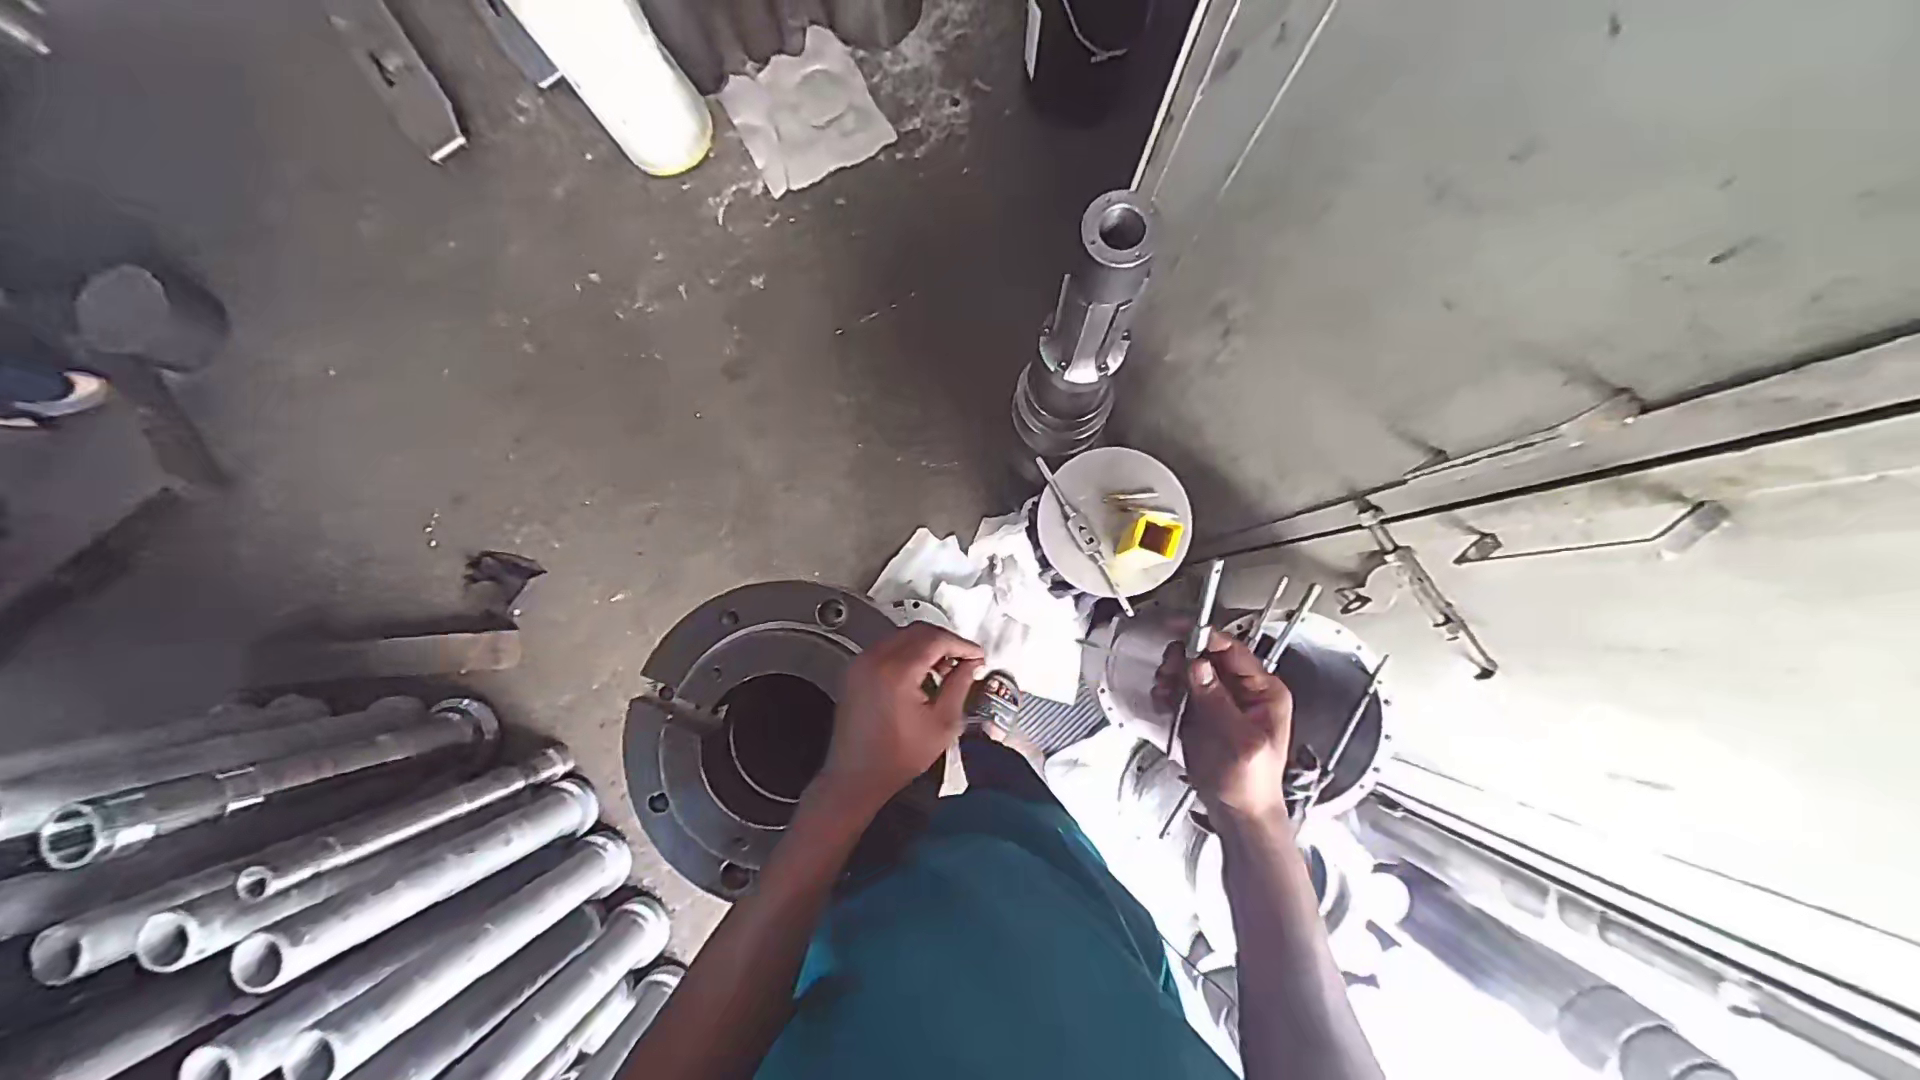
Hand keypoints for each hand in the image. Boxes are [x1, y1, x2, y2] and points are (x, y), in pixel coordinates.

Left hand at [813, 622, 984, 812]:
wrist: (857, 777)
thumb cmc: (893, 759)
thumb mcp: (942, 724)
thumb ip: (960, 686)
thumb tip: (970, 665)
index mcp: (896, 671)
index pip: (936, 639)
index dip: (962, 644)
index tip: (976, 654)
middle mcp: (874, 660)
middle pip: (919, 631)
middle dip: (946, 642)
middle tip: (964, 660)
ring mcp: (861, 664)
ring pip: (903, 636)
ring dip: (927, 646)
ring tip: (944, 670)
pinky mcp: (855, 671)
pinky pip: (887, 648)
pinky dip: (908, 653)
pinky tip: (921, 675)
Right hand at [1154, 629, 1293, 822]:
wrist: (1238, 813)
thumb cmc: (1250, 783)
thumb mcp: (1239, 741)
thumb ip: (1217, 701)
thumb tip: (1199, 666)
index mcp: (1263, 691)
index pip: (1233, 650)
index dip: (1206, 637)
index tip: (1181, 630)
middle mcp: (1242, 690)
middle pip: (1207, 655)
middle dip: (1183, 660)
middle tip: (1170, 673)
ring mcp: (1219, 699)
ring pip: (1189, 669)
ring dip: (1172, 675)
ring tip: (1166, 692)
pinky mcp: (1200, 711)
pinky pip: (1179, 688)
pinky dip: (1167, 690)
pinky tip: (1165, 703)